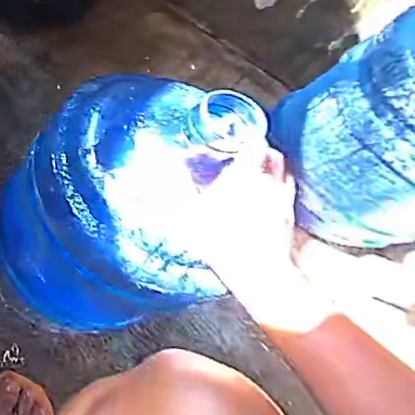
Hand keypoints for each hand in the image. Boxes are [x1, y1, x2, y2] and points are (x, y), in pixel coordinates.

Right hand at [166, 147, 334, 332]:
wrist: (259, 276)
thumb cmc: (220, 242)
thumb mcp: (179, 220)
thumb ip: (150, 203)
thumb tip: (124, 190)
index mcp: (242, 174)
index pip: (254, 143)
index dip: (246, 138)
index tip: (237, 139)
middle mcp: (267, 182)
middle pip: (272, 154)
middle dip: (260, 151)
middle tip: (245, 154)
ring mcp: (282, 201)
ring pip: (283, 172)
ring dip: (272, 169)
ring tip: (256, 174)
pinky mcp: (290, 218)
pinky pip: (288, 194)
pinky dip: (280, 190)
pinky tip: (266, 200)